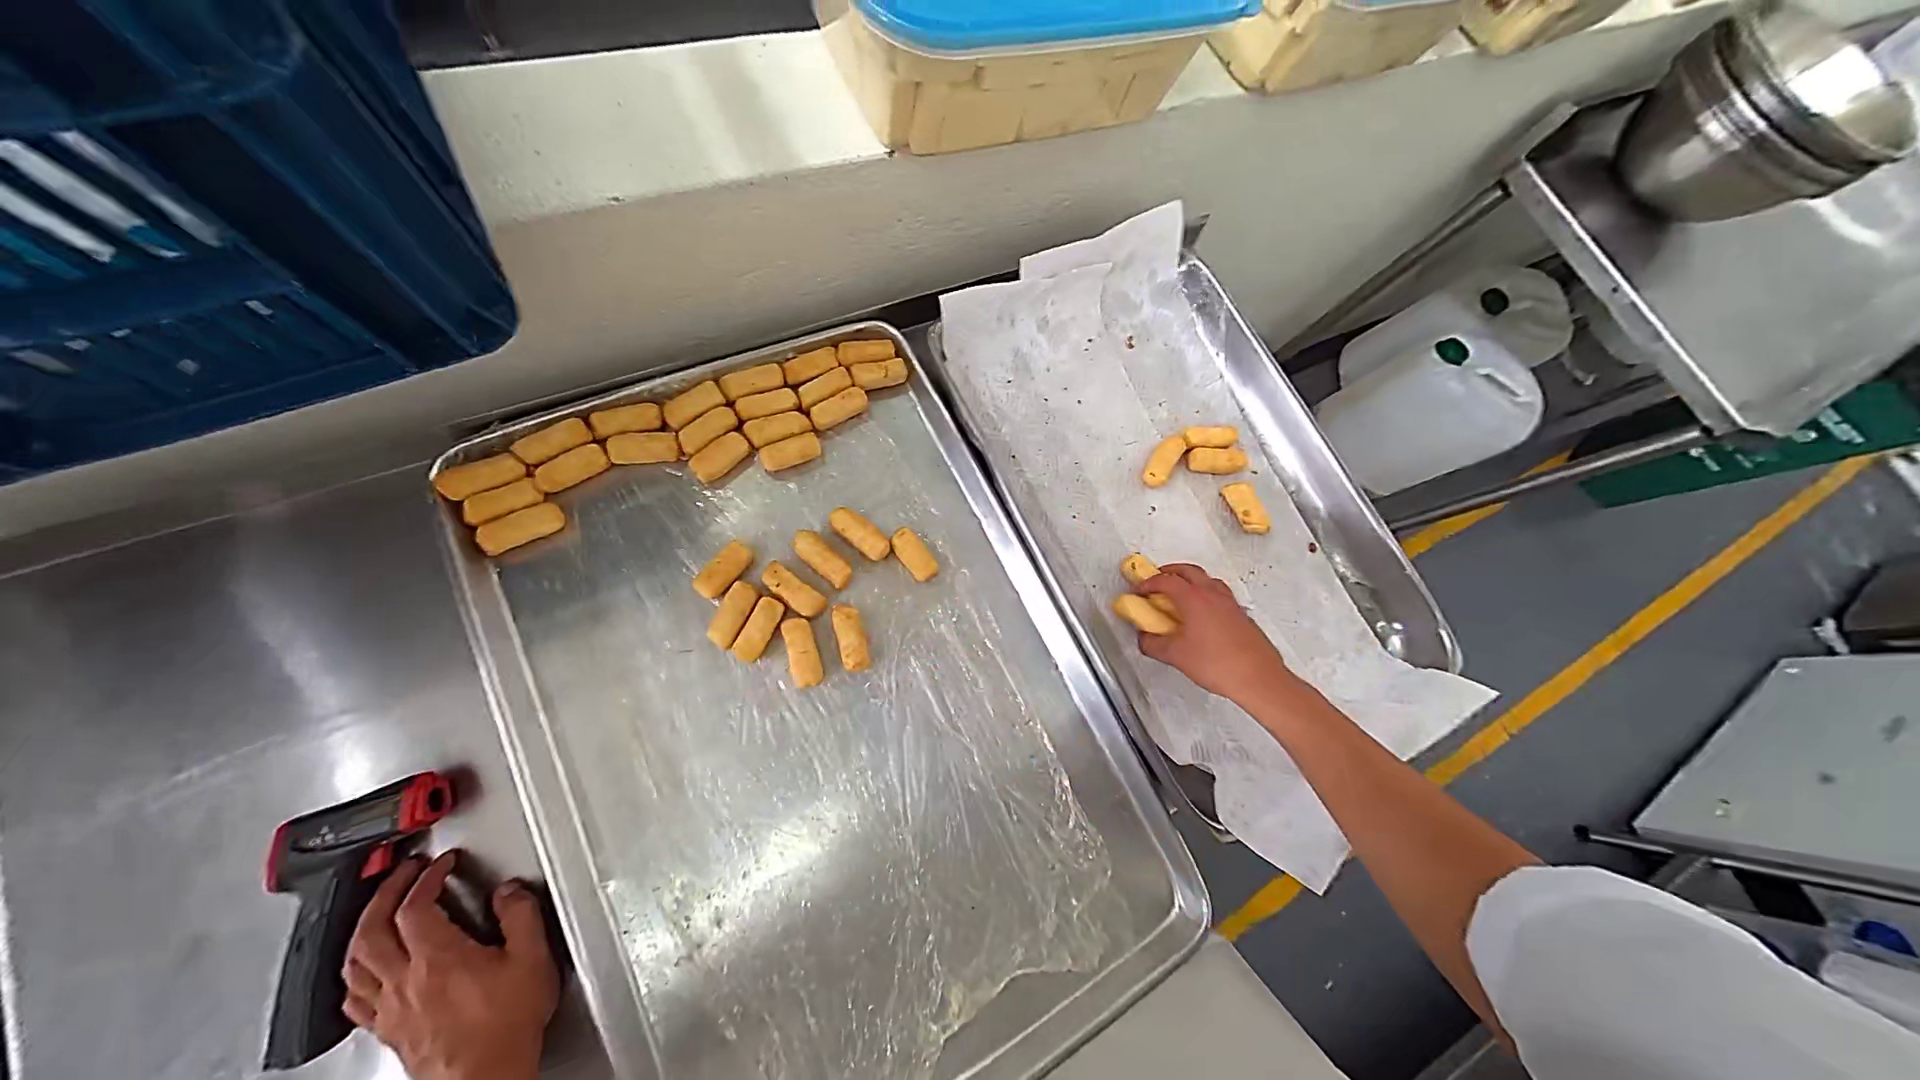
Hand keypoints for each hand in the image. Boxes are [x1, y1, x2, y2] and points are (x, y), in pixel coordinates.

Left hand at [343, 851, 558, 1079]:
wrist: (487, 1075)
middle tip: (402, 873)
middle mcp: (406, 981)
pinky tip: (365, 969)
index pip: (416, 906)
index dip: (427, 877)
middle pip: (371, 929)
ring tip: (378, 910)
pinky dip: (355, 973)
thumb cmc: (507, 1024)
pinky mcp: (389, 1029)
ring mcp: (391, 1008)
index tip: (442, 864)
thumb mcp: (532, 956)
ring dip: (363, 928)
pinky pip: (355, 997)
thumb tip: (508, 892)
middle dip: (385, 893)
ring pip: (353, 963)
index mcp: (439, 958)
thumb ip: (521, 915)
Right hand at [1135, 564, 1298, 704]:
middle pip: (1187, 571)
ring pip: (1206, 579)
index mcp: (1194, 599)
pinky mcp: (1241, 615)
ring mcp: (1230, 603)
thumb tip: (1146, 639)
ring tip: (1179, 594)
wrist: (1258, 678)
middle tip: (1157, 582)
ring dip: (1190, 580)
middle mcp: (1213, 595)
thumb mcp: (1175, 655)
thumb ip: (1153, 644)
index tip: (1140, 590)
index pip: (1165, 580)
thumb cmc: (1222, 664)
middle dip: (1168, 572)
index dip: (1148, 583)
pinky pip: (1219, 594)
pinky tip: (1202, 613)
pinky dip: (1206, 594)